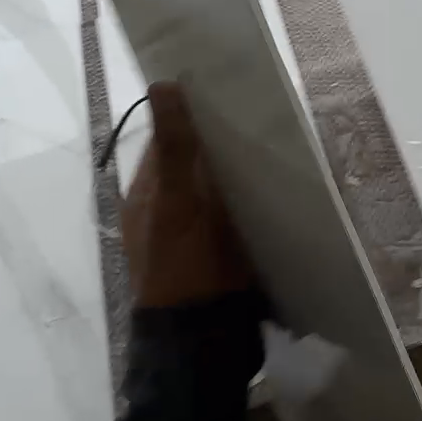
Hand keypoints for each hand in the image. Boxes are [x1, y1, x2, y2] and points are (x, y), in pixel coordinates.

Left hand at [120, 82, 256, 307]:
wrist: (204, 336)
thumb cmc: (182, 264)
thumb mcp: (176, 200)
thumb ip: (173, 146)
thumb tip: (162, 84)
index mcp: (147, 189)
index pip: (167, 135)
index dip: (190, 110)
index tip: (224, 86)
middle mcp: (167, 203)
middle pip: (193, 155)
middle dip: (219, 133)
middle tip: (258, 108)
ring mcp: (195, 224)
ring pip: (215, 176)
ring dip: (237, 158)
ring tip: (272, 133)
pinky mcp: (222, 240)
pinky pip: (234, 200)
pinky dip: (249, 184)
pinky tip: (274, 173)